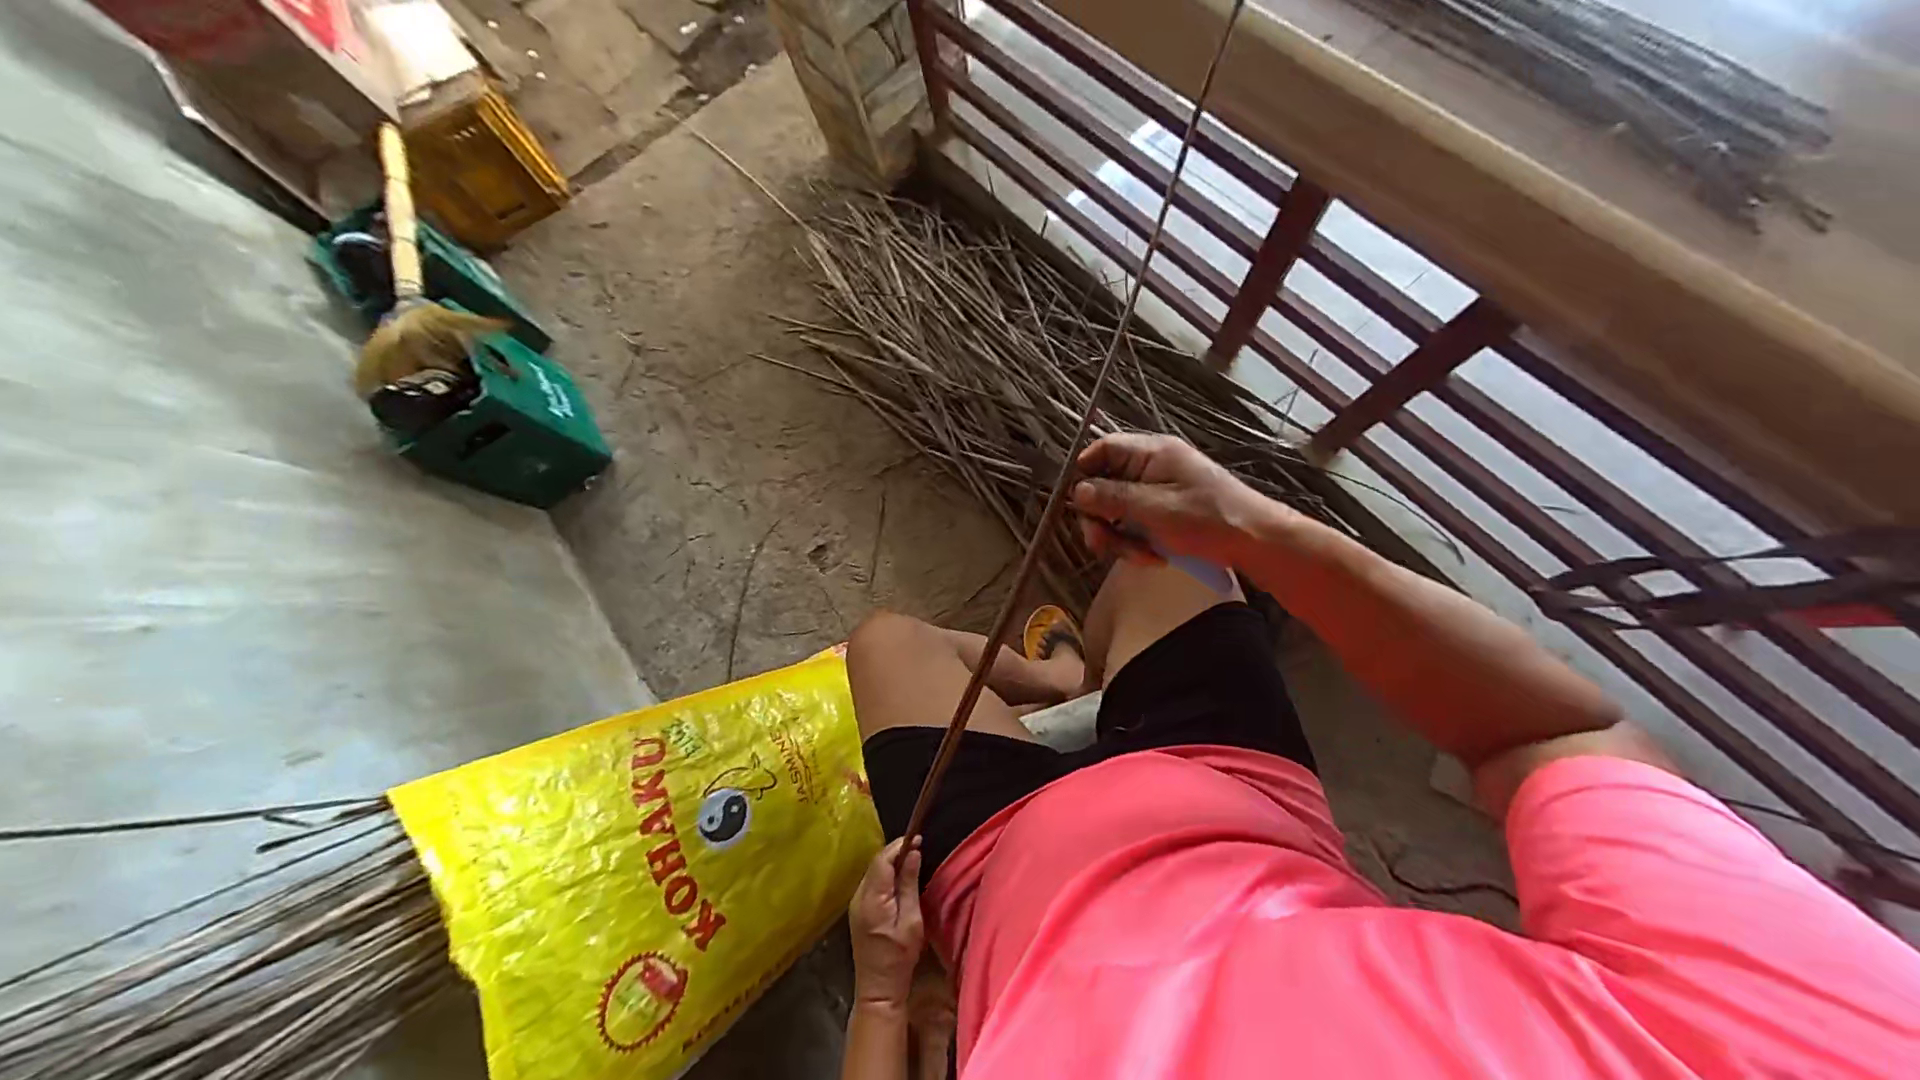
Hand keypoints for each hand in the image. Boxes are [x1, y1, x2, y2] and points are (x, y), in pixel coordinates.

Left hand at [848, 838, 924, 1007]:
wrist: (878, 988)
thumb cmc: (899, 957)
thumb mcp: (911, 920)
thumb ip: (909, 884)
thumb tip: (913, 852)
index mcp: (872, 899)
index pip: (882, 860)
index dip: (899, 846)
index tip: (917, 839)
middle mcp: (859, 897)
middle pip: (875, 863)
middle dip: (895, 852)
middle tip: (917, 847)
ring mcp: (855, 904)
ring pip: (872, 872)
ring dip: (890, 862)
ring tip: (911, 860)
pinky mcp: (857, 910)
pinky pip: (871, 883)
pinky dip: (884, 875)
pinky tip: (898, 879)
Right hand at [1072, 433, 1276, 565]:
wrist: (1255, 541)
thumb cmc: (1207, 518)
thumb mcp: (1155, 508)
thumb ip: (1113, 498)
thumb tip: (1078, 491)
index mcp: (1151, 453)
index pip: (1103, 449)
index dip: (1084, 472)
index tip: (1077, 503)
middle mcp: (1151, 468)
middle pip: (1104, 486)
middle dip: (1101, 519)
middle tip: (1102, 545)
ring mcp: (1157, 492)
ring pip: (1117, 512)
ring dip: (1121, 538)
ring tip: (1140, 556)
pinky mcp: (1163, 514)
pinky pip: (1135, 526)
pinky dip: (1138, 544)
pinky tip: (1154, 557)